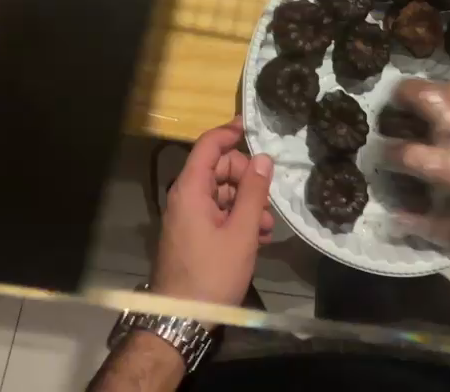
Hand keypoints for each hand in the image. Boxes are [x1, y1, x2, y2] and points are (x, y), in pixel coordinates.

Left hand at [151, 117, 274, 305]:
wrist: (182, 320)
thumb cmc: (212, 273)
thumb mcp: (241, 232)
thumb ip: (253, 191)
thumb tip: (263, 158)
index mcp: (191, 189)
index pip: (209, 145)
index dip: (229, 132)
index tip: (252, 127)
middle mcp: (185, 196)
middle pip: (219, 168)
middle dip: (247, 179)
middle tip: (268, 201)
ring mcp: (187, 216)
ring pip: (221, 192)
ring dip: (246, 203)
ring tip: (266, 228)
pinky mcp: (191, 234)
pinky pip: (216, 212)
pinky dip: (236, 218)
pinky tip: (256, 238)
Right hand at [387, 79, 449, 256]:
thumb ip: (428, 225)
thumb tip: (395, 218)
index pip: (404, 151)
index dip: (386, 152)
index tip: (382, 153)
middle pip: (422, 95)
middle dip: (402, 95)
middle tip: (396, 102)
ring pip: (449, 87)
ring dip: (432, 92)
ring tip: (428, 104)